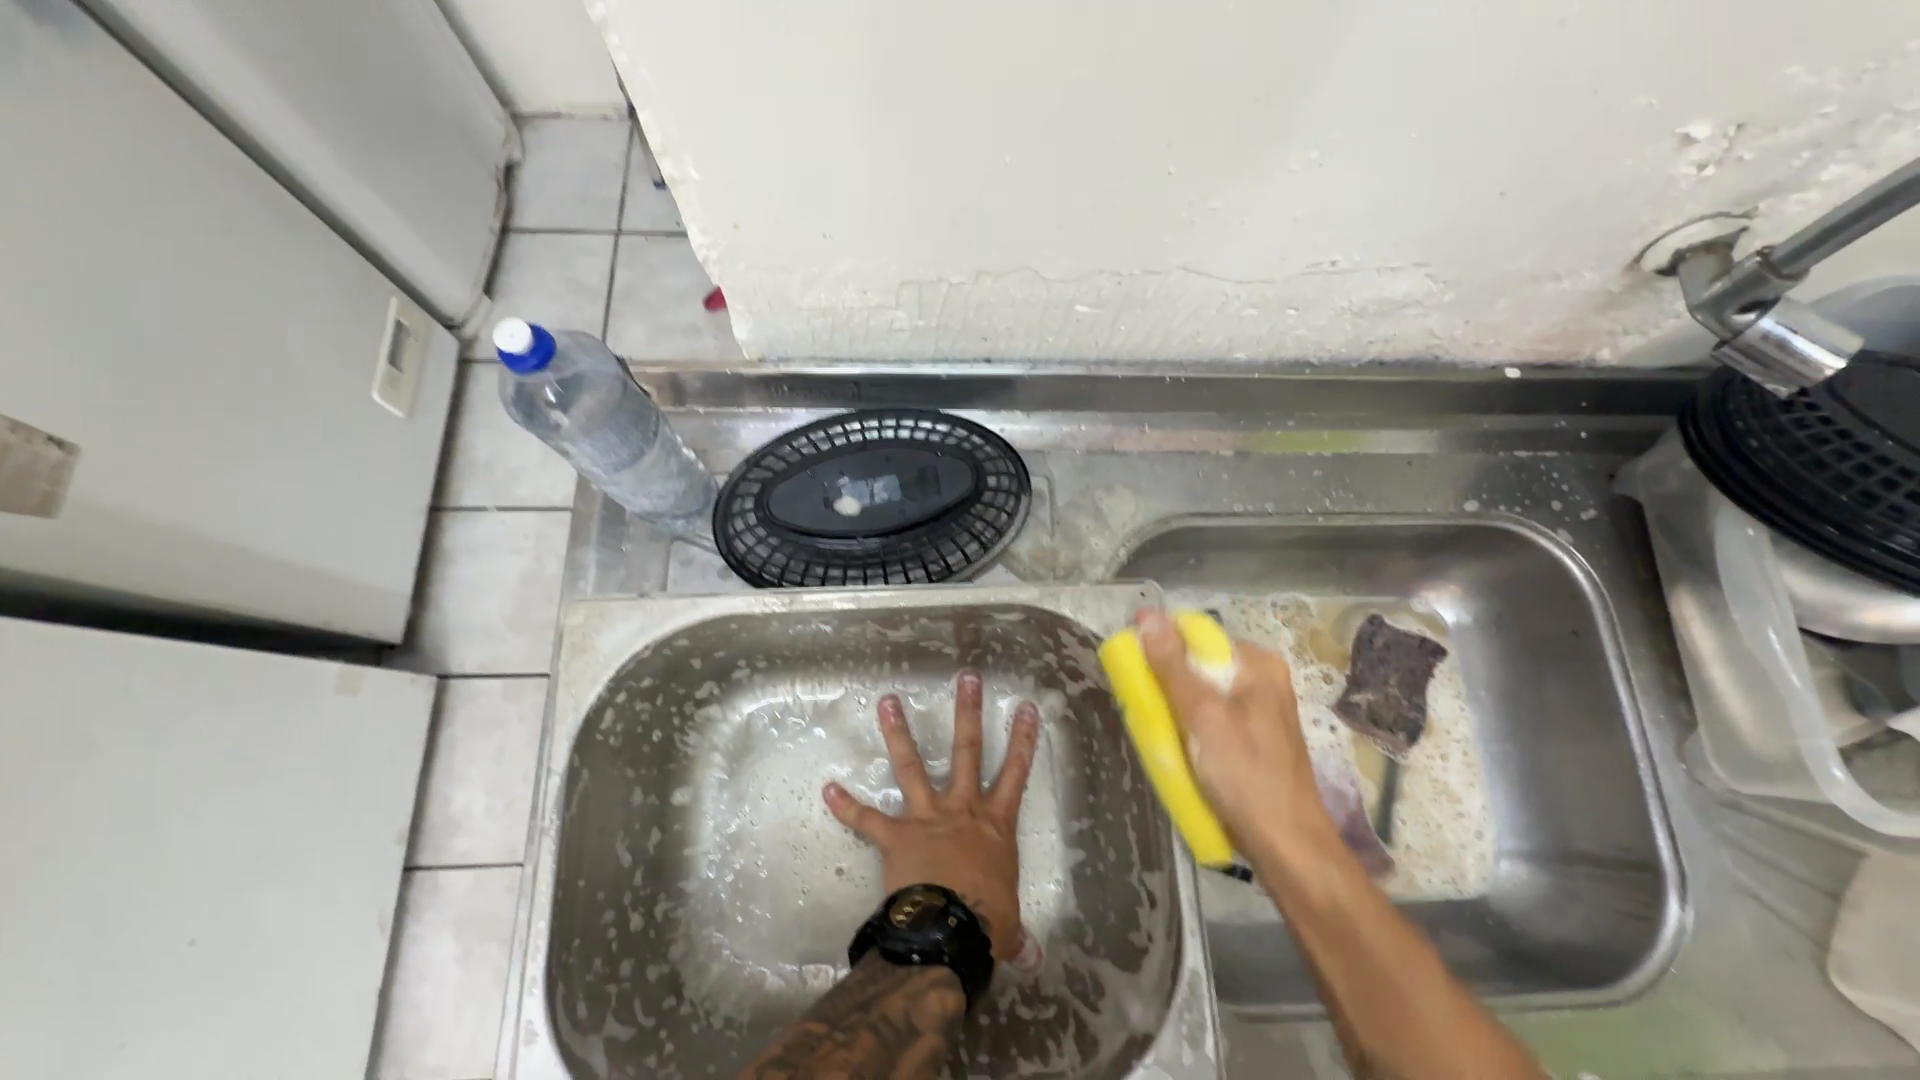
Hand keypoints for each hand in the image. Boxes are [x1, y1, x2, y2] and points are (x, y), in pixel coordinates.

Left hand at [823, 670, 1039, 959]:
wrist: (948, 932)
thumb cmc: (985, 923)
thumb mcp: (1007, 926)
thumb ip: (1017, 934)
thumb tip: (1032, 958)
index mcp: (995, 825)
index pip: (1016, 774)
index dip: (1024, 741)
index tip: (1027, 707)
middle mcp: (962, 810)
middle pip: (968, 751)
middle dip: (967, 712)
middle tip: (966, 677)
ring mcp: (926, 818)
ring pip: (912, 767)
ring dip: (899, 733)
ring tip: (887, 700)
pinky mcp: (895, 836)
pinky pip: (867, 820)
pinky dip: (846, 806)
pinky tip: (827, 789)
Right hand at [1136, 608, 1335, 855]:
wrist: (1287, 846)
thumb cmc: (1246, 776)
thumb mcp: (1202, 716)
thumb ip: (1173, 666)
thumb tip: (1147, 614)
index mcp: (1258, 664)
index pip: (1197, 634)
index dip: (1159, 647)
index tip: (1132, 671)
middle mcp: (1263, 680)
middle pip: (1198, 665)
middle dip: (1166, 683)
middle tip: (1143, 709)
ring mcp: (1260, 712)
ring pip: (1201, 695)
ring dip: (1174, 710)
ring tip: (1157, 734)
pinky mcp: (1254, 740)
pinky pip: (1211, 720)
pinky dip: (1190, 730)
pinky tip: (1179, 751)